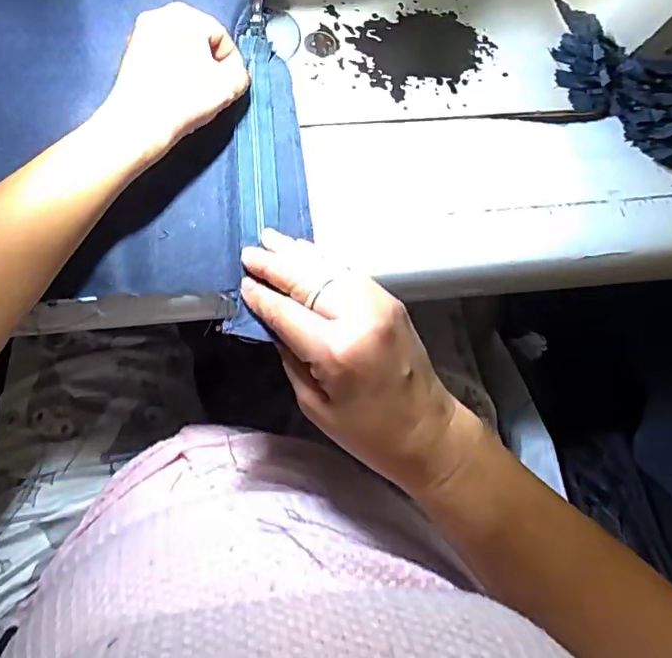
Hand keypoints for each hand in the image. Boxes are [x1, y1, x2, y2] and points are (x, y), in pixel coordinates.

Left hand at [91, 2, 249, 167]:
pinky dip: (169, 71)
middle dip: (207, 63)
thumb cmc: (183, 100)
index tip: (224, 85)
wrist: (137, 125)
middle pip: (199, 41)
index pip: (222, 38)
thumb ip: (241, 70)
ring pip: (179, 50)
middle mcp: (159, 15)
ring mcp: (140, 33)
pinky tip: (171, 91)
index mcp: (185, 13)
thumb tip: (232, 70)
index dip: (228, 64)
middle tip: (208, 89)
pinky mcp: (128, 52)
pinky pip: (161, 58)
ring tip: (189, 93)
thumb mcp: (230, 85)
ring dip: (188, 68)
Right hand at [240, 230, 482, 496]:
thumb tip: (269, 318)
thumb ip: (289, 354)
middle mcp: (358, 317)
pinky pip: (347, 271)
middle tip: (249, 252)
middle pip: (306, 281)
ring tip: (271, 239)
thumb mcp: (313, 402)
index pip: (286, 311)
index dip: (261, 296)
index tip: (243, 282)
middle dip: (274, 265)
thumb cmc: (367, 432)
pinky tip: (304, 252)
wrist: (429, 431)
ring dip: (297, 253)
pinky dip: (322, 260)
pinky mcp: (388, 299)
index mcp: (336, 351)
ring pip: (327, 267)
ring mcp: (378, 303)